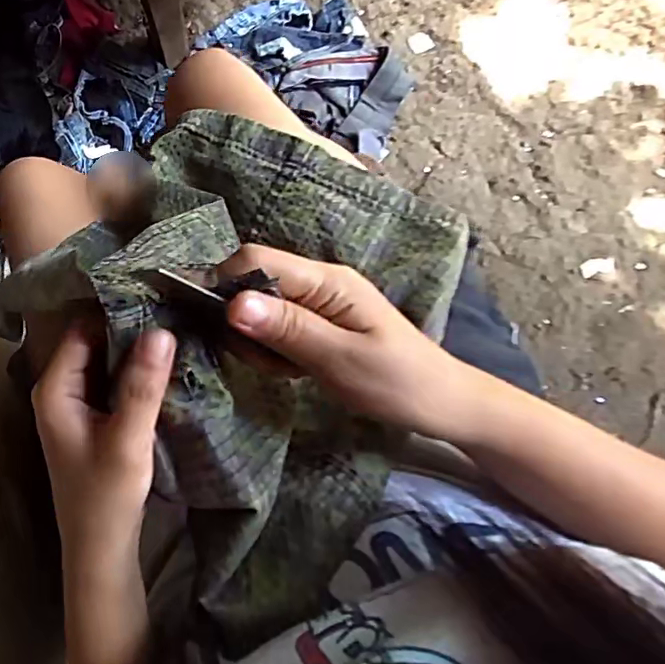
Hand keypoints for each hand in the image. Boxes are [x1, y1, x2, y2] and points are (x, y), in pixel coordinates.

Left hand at [32, 323, 176, 578]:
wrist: (100, 547)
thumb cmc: (106, 496)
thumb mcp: (128, 439)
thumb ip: (143, 386)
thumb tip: (162, 331)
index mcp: (54, 388)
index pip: (82, 329)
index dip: (115, 309)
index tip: (155, 292)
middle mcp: (58, 389)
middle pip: (93, 341)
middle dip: (128, 325)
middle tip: (172, 305)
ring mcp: (74, 403)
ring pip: (105, 361)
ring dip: (134, 348)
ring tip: (174, 324)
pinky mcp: (92, 416)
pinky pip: (112, 380)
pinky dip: (134, 370)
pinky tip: (164, 361)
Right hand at [218, 244, 490, 440]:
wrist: (440, 404)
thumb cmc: (397, 382)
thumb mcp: (340, 359)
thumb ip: (288, 329)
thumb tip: (233, 304)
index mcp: (326, 280)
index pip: (254, 260)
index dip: (226, 286)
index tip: (224, 330)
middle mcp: (317, 281)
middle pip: (250, 281)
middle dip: (243, 322)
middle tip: (267, 362)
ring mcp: (316, 301)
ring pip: (257, 307)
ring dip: (258, 341)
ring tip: (287, 370)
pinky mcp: (314, 321)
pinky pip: (273, 326)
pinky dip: (271, 349)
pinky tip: (292, 370)